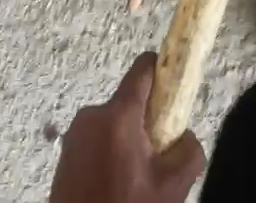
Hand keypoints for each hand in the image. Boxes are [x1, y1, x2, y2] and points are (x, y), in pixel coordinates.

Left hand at [50, 53, 205, 202]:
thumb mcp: (172, 187)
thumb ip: (189, 150)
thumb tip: (184, 134)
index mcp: (118, 116)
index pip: (144, 68)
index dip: (164, 70)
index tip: (176, 88)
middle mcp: (92, 115)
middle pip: (131, 101)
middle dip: (148, 120)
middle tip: (156, 156)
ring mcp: (75, 133)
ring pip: (115, 121)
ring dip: (129, 138)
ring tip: (134, 175)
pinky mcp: (65, 151)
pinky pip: (98, 137)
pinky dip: (111, 150)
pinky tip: (115, 181)